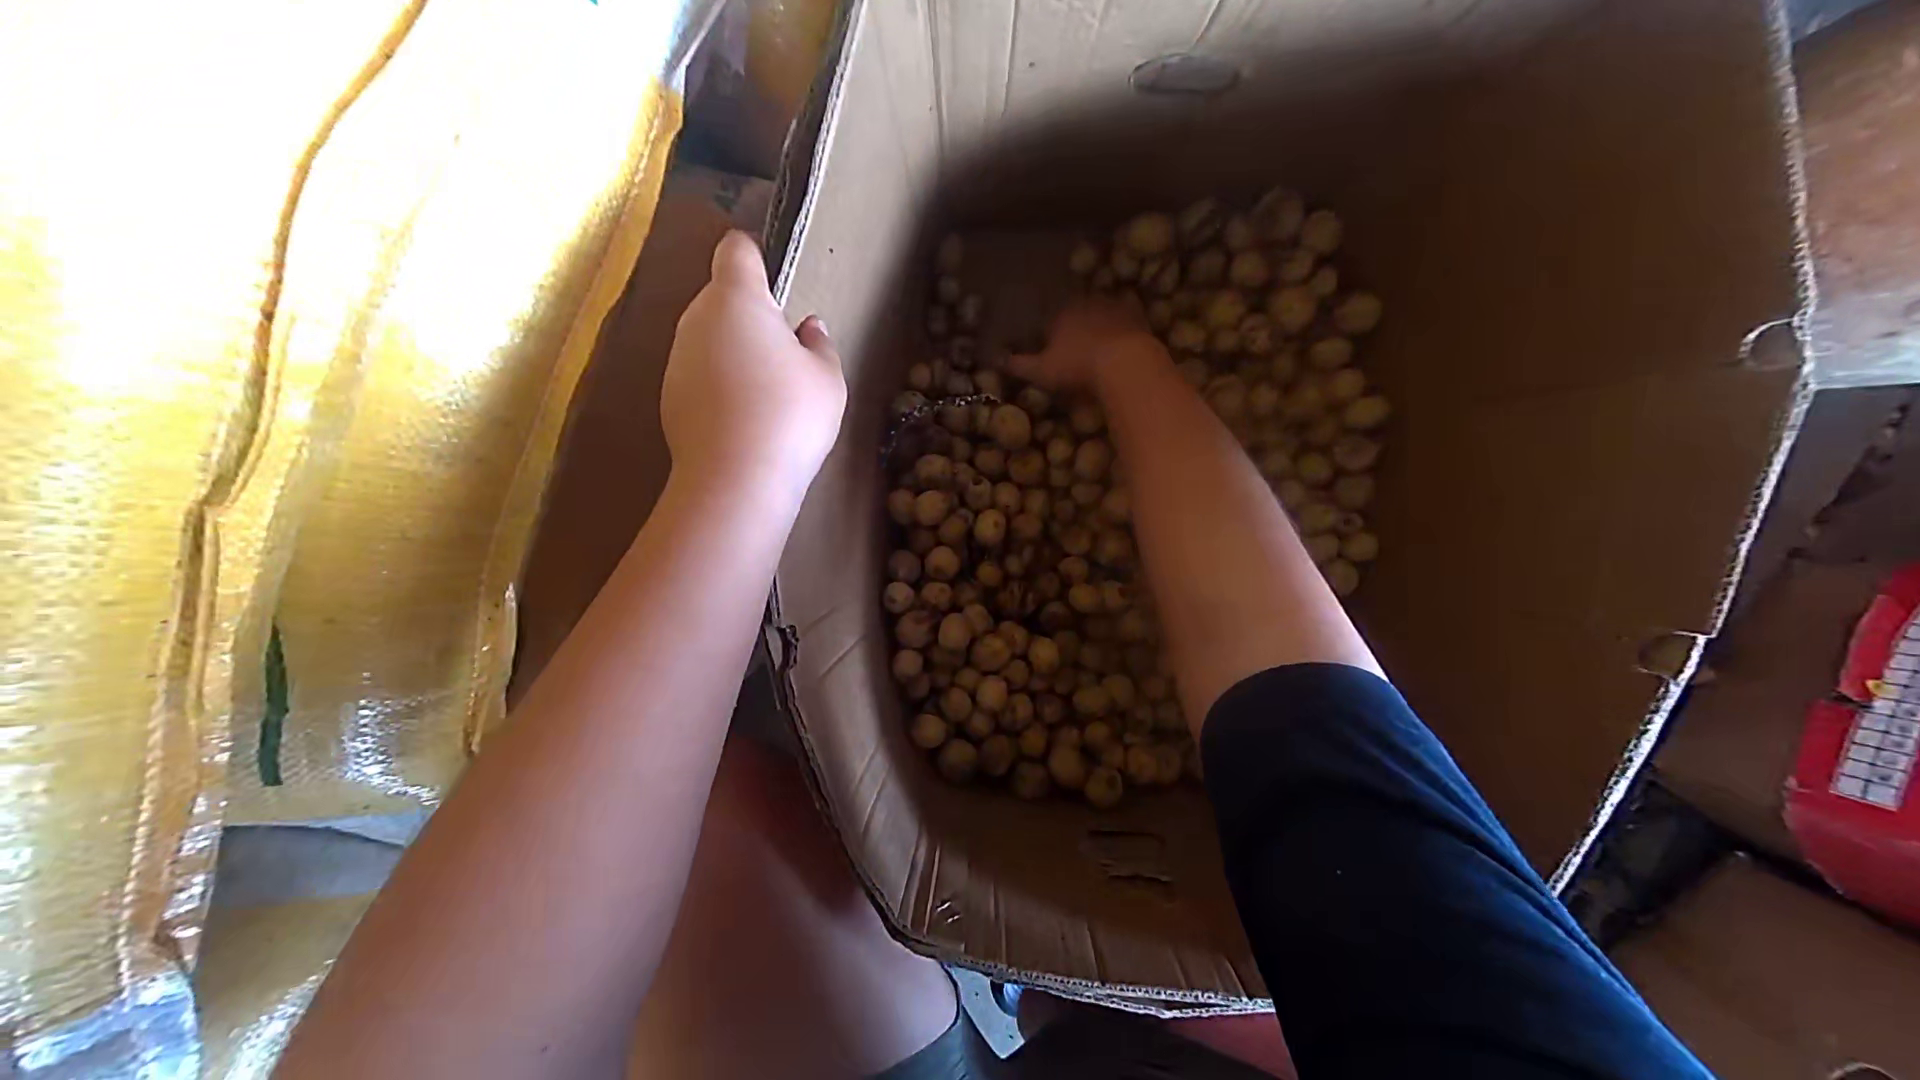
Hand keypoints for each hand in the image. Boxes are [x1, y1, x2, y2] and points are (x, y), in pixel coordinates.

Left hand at [662, 231, 847, 502]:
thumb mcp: (827, 378)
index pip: (737, 251)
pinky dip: (721, 385)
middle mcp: (696, 319)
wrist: (736, 480)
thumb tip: (807, 328)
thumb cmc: (791, 415)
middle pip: (723, 299)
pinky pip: (701, 375)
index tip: (773, 275)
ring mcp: (677, 359)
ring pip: (710, 339)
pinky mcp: (669, 397)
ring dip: (736, 352)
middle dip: (752, 316)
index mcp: (736, 299)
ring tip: (769, 394)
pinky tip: (746, 419)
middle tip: (787, 355)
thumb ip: (820, 344)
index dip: (755, 256)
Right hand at [1008, 297, 1167, 392]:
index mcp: (1059, 312)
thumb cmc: (1077, 367)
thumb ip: (1018, 365)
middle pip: (1074, 311)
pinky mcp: (1136, 315)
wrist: (1126, 363)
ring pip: (1100, 311)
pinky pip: (1126, 317)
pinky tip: (1122, 340)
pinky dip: (1122, 325)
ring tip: (1097, 342)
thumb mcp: (1041, 371)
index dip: (1046, 334)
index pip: (1047, 319)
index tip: (1047, 348)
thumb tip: (996, 360)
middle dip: (1072, 325)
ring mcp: (1112, 306)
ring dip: (1097, 322)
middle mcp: (1084, 302)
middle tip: (1073, 345)